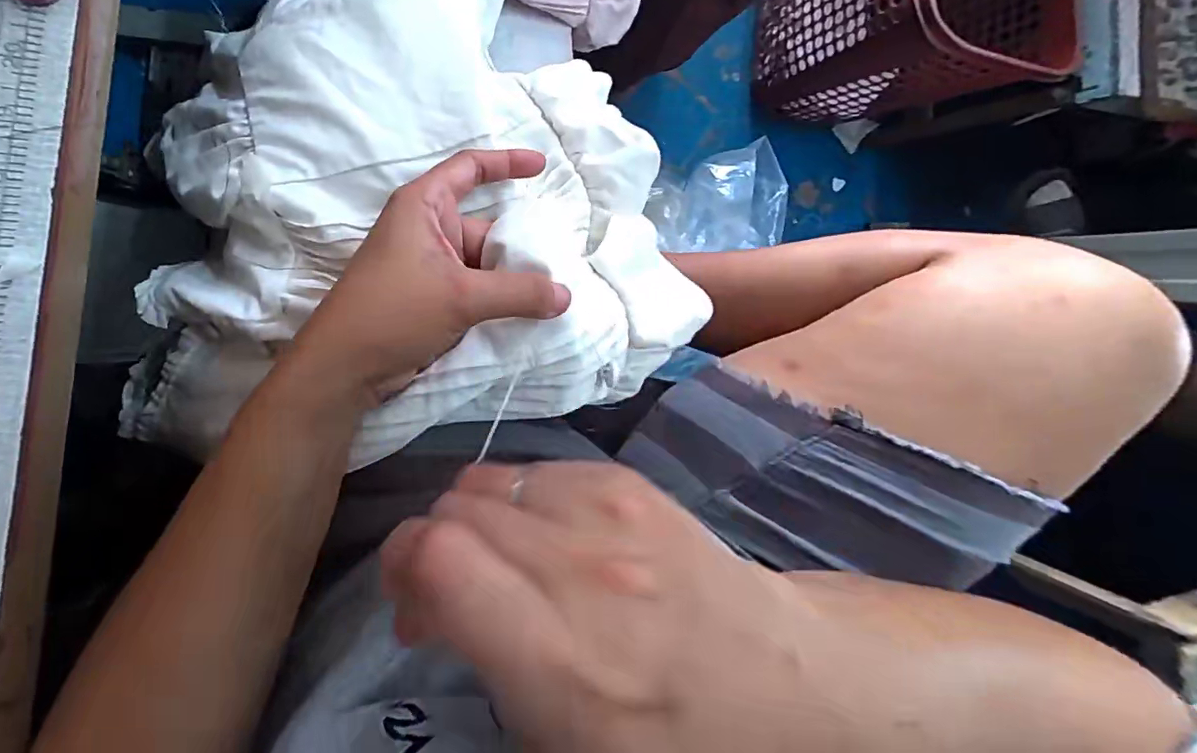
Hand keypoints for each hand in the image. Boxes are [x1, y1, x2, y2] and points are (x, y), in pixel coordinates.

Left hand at [283, 149, 571, 410]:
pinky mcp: (429, 297)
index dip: (505, 162)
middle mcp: (425, 229)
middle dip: (519, 245)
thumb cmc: (395, 310)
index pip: (468, 168)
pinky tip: (531, 315)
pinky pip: (473, 288)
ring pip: (482, 263)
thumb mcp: (461, 297)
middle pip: (484, 226)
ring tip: (557, 297)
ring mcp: (427, 265)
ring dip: (512, 279)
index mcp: (423, 206)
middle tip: (565, 268)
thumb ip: (517, 292)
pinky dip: (497, 299)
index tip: (543, 165)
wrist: (345, 365)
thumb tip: (565, 295)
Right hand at [380, 462, 845, 752]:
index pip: (438, 555)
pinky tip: (545, 538)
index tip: (406, 600)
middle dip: (430, 547)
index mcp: (562, 661)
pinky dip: (516, 502)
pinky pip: (530, 471)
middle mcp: (579, 572)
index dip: (399, 563)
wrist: (797, 692)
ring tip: (498, 561)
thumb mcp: (561, 744)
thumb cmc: (676, 746)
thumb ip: (479, 658)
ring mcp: (606, 513)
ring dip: (470, 521)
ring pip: (482, 481)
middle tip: (449, 591)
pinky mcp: (624, 480)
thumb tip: (424, 600)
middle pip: (451, 511)